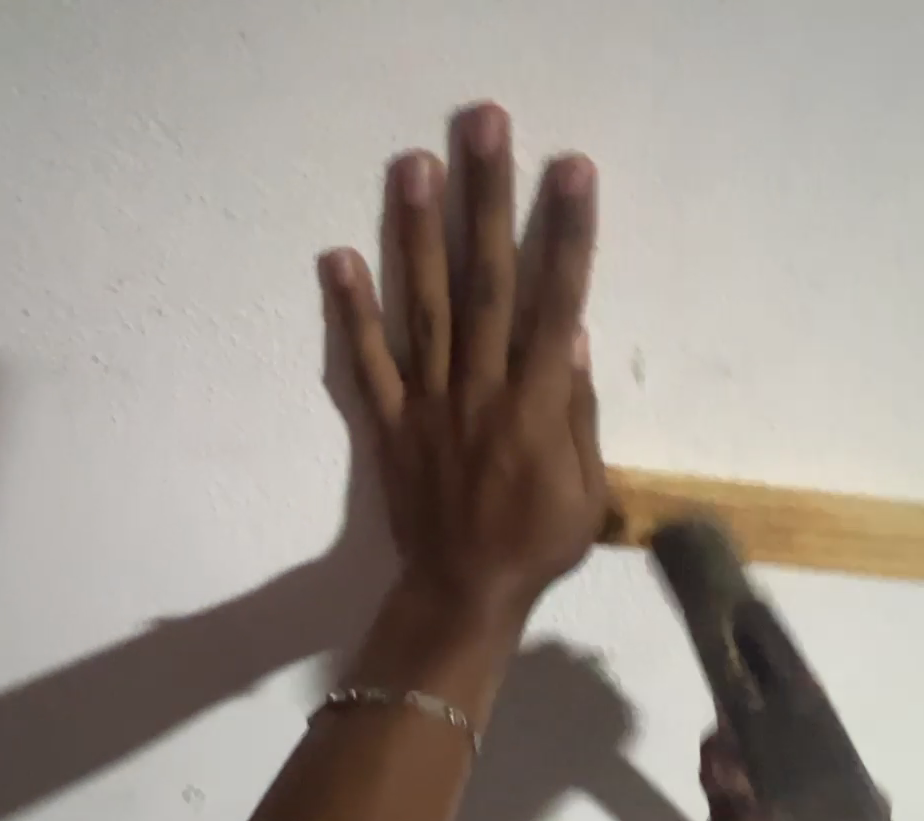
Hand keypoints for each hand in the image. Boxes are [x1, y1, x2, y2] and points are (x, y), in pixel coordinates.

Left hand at [319, 103, 607, 621]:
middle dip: (487, 200)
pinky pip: (367, 364)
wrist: (462, 590)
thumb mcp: (587, 490)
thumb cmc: (535, 545)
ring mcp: (427, 405)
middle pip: (485, 284)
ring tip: (411, 164)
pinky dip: (351, 313)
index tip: (569, 170)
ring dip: (418, 234)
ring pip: (423, 309)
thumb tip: (569, 333)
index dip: (564, 234)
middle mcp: (479, 390)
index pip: (554, 303)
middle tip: (482, 127)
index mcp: (536, 406)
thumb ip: (578, 411)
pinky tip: (336, 258)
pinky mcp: (389, 423)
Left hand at [700, 731, 912, 820]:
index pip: (716, 791)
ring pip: (794, 815)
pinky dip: (847, 819)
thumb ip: (735, 820)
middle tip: (795, 717)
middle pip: (755, 797)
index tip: (740, 706)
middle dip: (771, 757)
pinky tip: (870, 798)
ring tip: (831, 747)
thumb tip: (716, 761)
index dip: (724, 749)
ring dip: (811, 782)